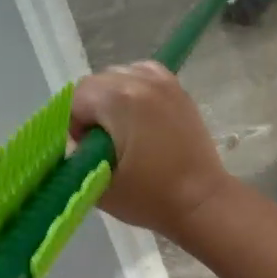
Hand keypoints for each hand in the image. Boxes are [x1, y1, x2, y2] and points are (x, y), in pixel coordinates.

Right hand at [70, 61, 233, 236]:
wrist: (202, 202)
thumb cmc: (150, 197)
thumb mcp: (99, 183)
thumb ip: (77, 159)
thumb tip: (76, 144)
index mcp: (120, 99)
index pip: (77, 98)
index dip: (74, 125)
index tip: (87, 151)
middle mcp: (142, 80)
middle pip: (98, 82)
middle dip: (92, 110)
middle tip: (102, 143)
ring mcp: (165, 83)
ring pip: (121, 75)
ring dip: (113, 98)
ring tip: (121, 129)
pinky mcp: (180, 92)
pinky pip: (146, 77)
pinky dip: (136, 90)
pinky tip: (139, 116)